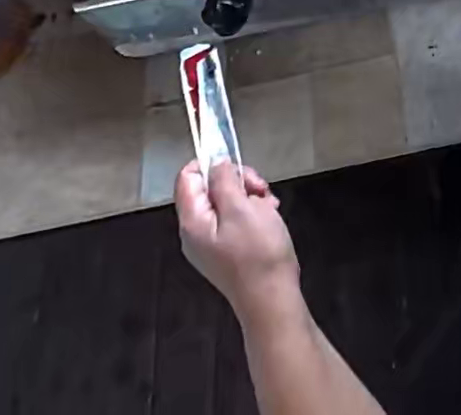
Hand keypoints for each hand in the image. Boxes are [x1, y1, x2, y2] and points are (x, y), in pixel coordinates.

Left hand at [175, 160, 300, 322]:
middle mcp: (197, 231)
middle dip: (237, 180)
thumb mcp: (241, 208)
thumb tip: (215, 163)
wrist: (273, 298)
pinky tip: (269, 216)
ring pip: (227, 200)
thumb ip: (224, 181)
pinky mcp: (229, 248)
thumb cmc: (257, 252)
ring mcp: (213, 241)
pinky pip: (236, 217)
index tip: (237, 167)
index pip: (187, 177)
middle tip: (259, 189)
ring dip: (249, 195)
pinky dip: (253, 210)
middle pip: (210, 187)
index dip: (210, 164)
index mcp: (193, 221)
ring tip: (268, 205)